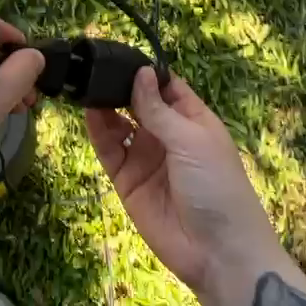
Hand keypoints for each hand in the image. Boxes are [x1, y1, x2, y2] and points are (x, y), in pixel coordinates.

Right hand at [86, 68, 305, 305]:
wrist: (219, 254)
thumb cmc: (217, 186)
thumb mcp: (192, 140)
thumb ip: (159, 108)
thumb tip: (140, 71)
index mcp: (191, 120)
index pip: (164, 86)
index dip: (145, 70)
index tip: (119, 51)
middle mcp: (166, 135)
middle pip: (137, 102)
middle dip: (118, 85)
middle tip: (93, 64)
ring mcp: (145, 157)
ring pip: (119, 123)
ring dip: (104, 104)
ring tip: (87, 84)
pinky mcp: (127, 179)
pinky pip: (109, 149)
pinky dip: (97, 130)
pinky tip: (89, 110)